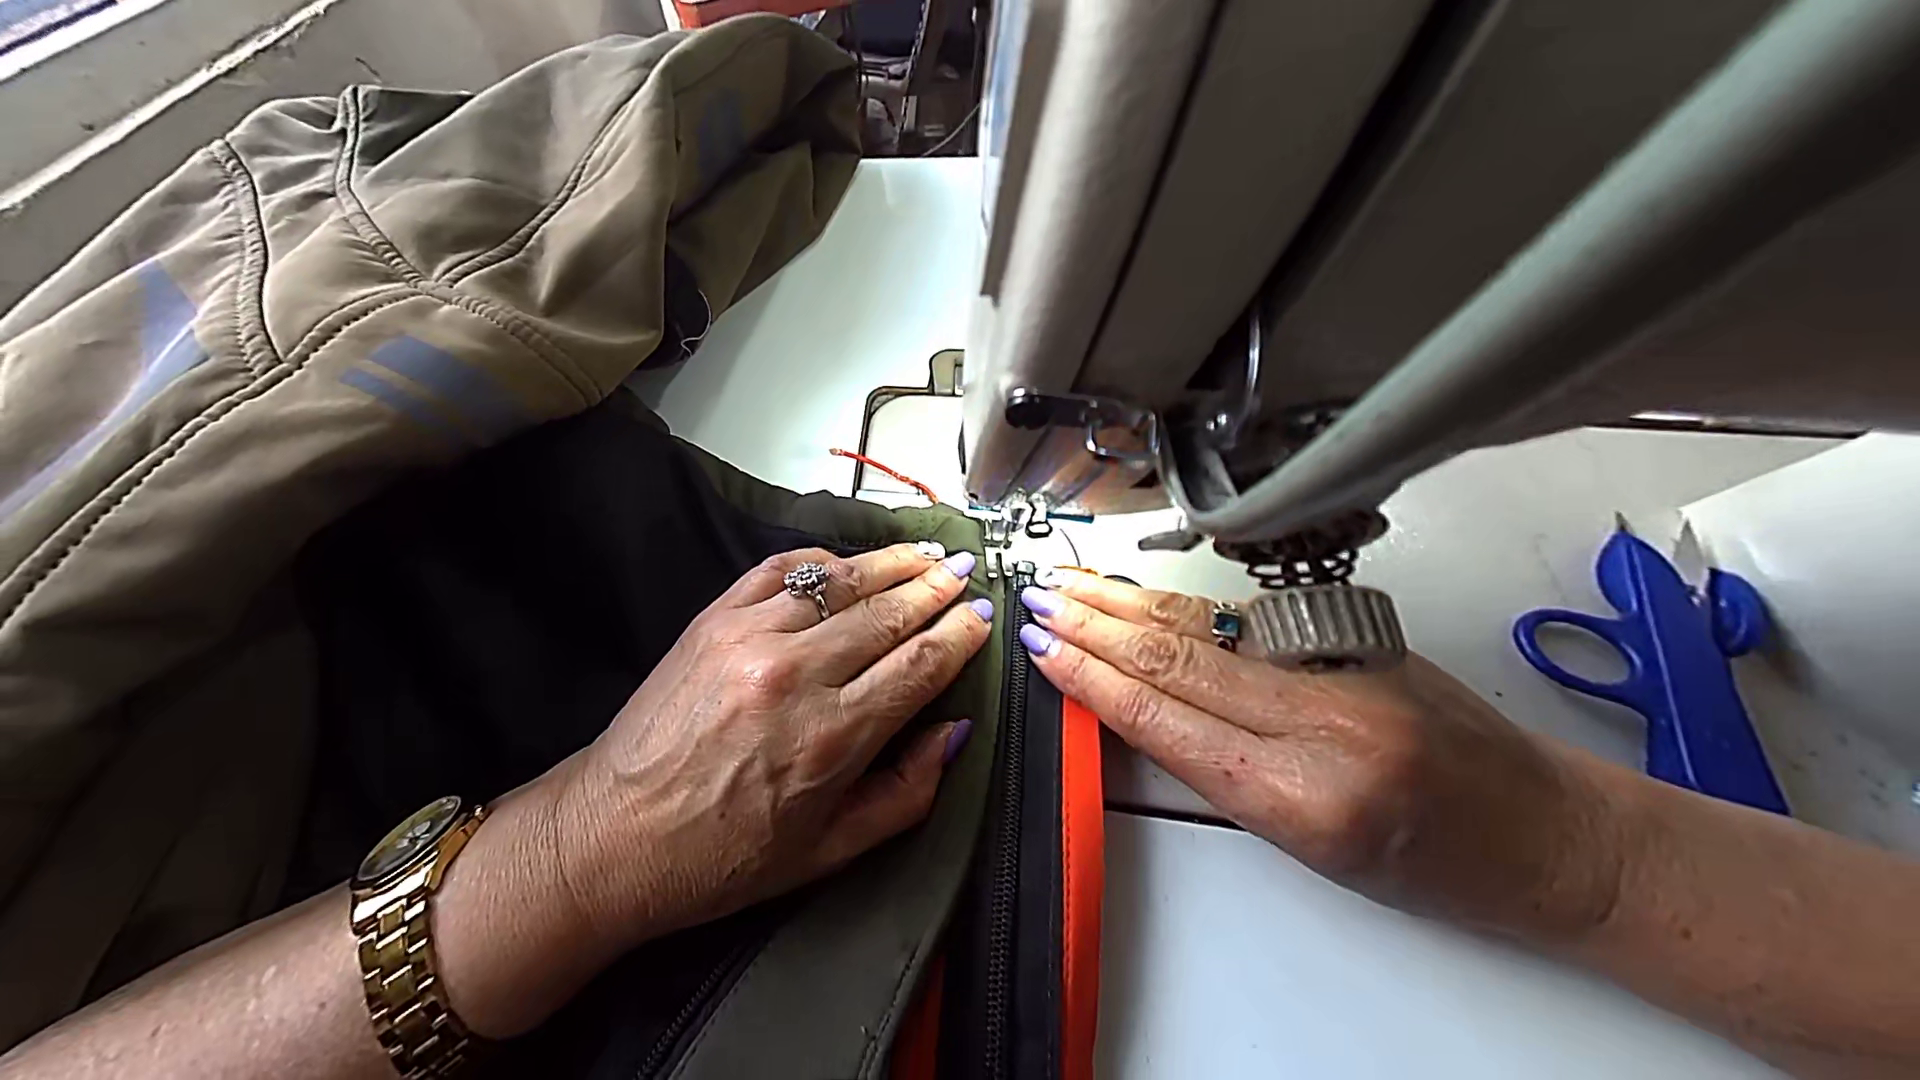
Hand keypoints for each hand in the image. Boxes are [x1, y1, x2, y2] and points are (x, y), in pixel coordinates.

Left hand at [549, 542, 991, 952]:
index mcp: (831, 738)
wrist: (609, 838)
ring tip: (924, 554)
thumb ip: (908, 792)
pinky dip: (822, 559)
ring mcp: (748, 638)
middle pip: (888, 614)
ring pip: (840, 581)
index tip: (981, 615)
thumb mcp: (832, 851)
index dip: (960, 634)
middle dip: (935, 588)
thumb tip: (954, 729)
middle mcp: (794, 676)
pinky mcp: (712, 620)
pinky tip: (848, 561)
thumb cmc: (723, 855)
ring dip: (891, 564)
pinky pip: (779, 569)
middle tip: (963, 571)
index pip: (920, 664)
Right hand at [1016, 569, 1624, 941]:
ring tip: (1070, 584)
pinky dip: (1179, 600)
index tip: (1042, 648)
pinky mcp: (1353, 634)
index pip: (1163, 720)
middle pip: (1174, 658)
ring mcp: (1342, 666)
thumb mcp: (1305, 844)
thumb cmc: (1431, 864)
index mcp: (1303, 796)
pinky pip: (1244, 617)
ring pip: (1203, 624)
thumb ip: (1219, 766)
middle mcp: (1321, 721)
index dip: (1091, 679)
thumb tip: (1139, 706)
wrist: (1548, 834)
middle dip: (1093, 625)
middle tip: (1038, 600)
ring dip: (1124, 601)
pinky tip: (1140, 590)